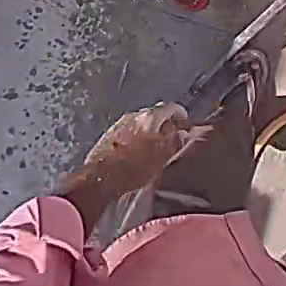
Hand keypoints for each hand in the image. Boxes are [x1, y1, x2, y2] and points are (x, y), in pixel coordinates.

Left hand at [56, 103, 208, 224]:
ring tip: (155, 147)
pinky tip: (137, 152)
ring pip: (141, 123)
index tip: (185, 124)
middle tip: (172, 137)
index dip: (181, 114)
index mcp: (150, 117)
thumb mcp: (162, 156)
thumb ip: (176, 141)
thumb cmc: (135, 167)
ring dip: (150, 131)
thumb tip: (185, 132)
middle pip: (155, 114)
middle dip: (165, 123)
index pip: (171, 107)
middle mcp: (134, 115)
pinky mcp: (108, 135)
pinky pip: (129, 132)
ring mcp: (120, 124)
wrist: (100, 178)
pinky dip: (137, 137)